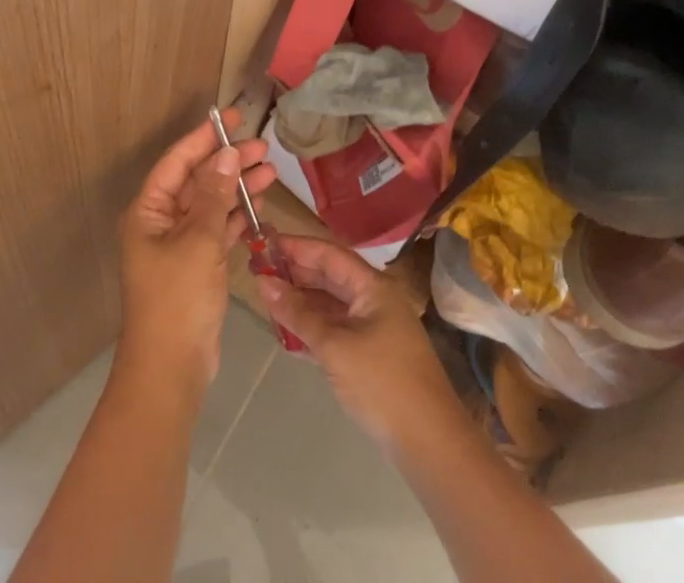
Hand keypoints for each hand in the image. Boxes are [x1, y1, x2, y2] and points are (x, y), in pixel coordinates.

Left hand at [118, 109, 275, 395]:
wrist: (171, 364)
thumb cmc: (178, 297)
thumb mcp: (199, 241)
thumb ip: (214, 197)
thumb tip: (226, 155)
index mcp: (148, 211)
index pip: (177, 162)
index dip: (205, 138)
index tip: (235, 119)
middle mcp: (160, 223)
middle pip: (196, 182)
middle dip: (228, 163)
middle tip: (264, 148)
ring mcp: (179, 247)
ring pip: (211, 206)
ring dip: (237, 189)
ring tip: (271, 172)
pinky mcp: (196, 268)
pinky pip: (218, 232)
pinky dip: (237, 219)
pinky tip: (260, 207)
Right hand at [257, 235, 462, 445]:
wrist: (427, 440)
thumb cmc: (381, 382)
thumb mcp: (334, 345)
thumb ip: (298, 313)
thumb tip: (264, 283)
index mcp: (373, 288)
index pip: (328, 254)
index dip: (295, 247)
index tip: (261, 243)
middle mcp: (374, 301)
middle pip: (328, 277)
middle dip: (294, 274)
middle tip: (255, 274)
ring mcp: (373, 328)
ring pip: (329, 305)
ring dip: (299, 304)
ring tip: (265, 303)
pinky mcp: (369, 354)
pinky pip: (334, 330)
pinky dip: (310, 329)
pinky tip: (285, 335)